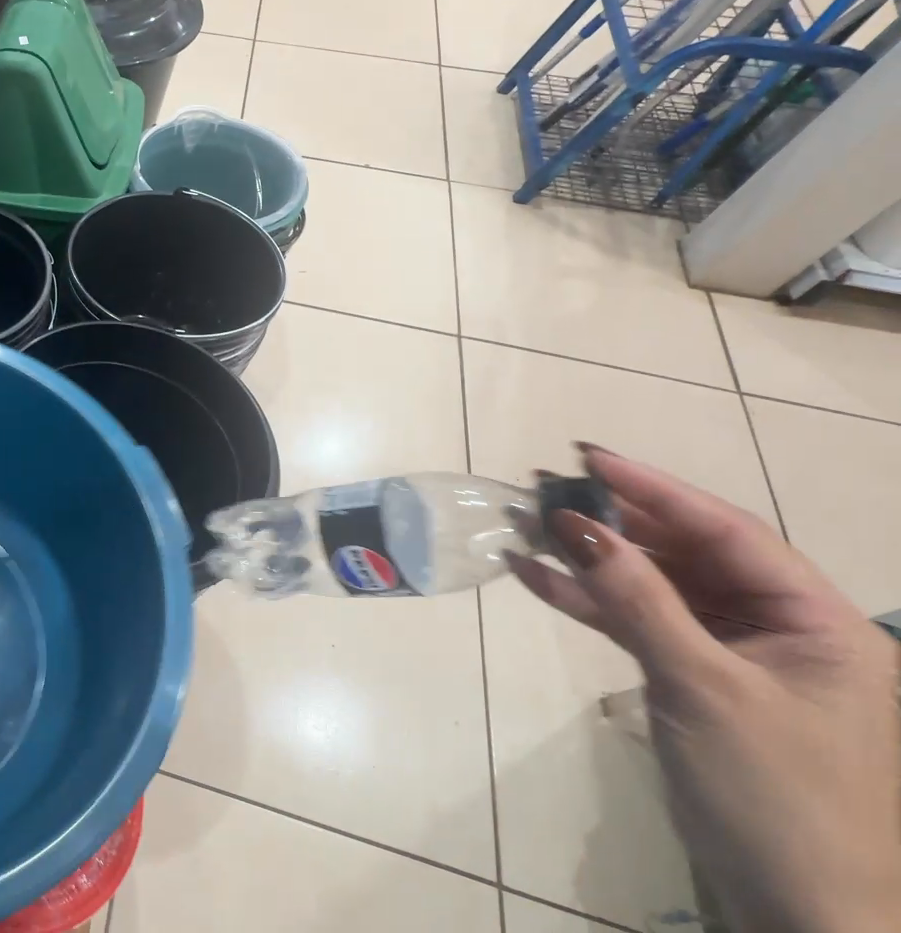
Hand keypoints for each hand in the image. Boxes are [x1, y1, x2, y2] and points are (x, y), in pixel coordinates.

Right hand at [505, 445, 900, 932]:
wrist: (799, 904)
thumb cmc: (774, 791)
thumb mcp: (704, 686)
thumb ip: (641, 602)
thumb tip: (579, 527)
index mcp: (818, 622)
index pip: (730, 533)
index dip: (656, 490)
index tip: (589, 457)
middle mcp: (780, 628)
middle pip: (689, 553)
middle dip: (614, 520)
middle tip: (543, 487)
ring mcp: (735, 656)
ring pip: (656, 587)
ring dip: (591, 559)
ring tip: (525, 525)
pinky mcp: (695, 681)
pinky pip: (639, 625)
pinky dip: (589, 603)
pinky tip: (536, 578)